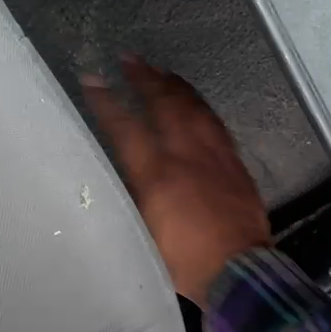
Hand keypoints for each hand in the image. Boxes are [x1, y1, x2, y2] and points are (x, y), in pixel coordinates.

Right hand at [82, 56, 271, 307]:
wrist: (239, 272)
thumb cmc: (184, 264)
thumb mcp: (145, 232)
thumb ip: (134, 196)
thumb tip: (126, 172)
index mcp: (157, 175)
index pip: (126, 127)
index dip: (106, 101)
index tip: (92, 79)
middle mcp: (186, 156)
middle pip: (165, 104)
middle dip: (145, 78)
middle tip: (130, 59)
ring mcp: (215, 157)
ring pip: (195, 109)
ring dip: (175, 86)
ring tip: (162, 72)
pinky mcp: (236, 165)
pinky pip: (216, 124)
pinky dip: (201, 107)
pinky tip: (196, 104)